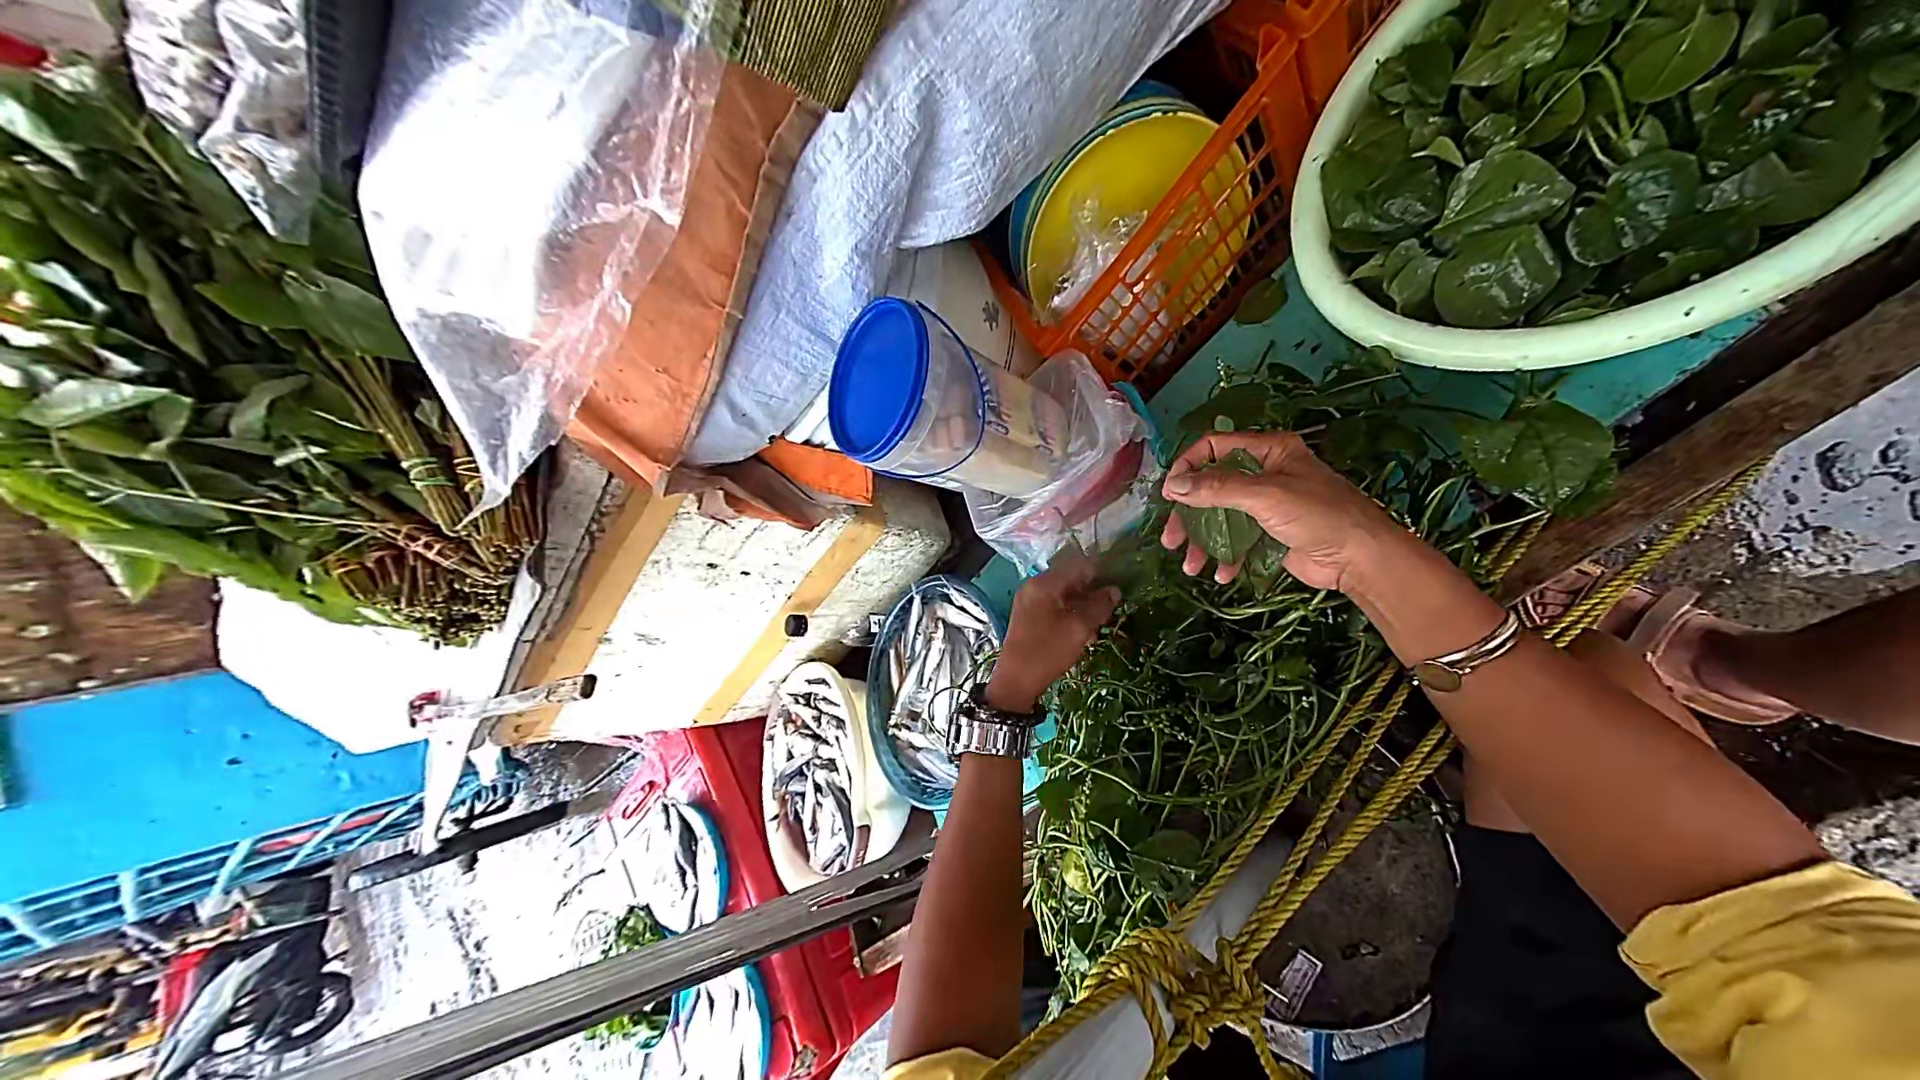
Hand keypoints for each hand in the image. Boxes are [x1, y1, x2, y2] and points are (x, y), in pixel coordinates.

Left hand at [987, 553, 1121, 710]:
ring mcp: (1030, 602)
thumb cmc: (1048, 650)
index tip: (1118, 587)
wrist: (1017, 681)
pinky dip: (1071, 616)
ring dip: (1083, 608)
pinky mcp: (1029, 617)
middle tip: (1108, 612)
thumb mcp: (1079, 627)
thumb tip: (1114, 590)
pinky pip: (1055, 608)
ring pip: (1064, 596)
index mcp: (1044, 583)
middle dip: (1092, 594)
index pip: (1078, 565)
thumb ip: (1098, 606)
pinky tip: (1083, 634)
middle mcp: (1034, 587)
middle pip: (1071, 580)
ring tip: (1096, 628)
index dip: (1101, 573)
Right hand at [1159, 432, 1408, 592]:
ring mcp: (1265, 506)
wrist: (1362, 559)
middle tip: (1172, 539)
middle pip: (1210, 487)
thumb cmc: (1319, 515)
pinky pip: (1236, 541)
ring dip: (1202, 542)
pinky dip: (1225, 557)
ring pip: (1219, 517)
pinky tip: (1222, 574)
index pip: (1214, 447)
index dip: (1188, 466)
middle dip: (1189, 515)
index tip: (1170, 493)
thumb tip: (1173, 486)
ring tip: (1192, 566)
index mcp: (1268, 451)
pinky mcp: (1269, 534)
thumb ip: (1218, 488)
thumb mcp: (1266, 495)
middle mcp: (1264, 474)